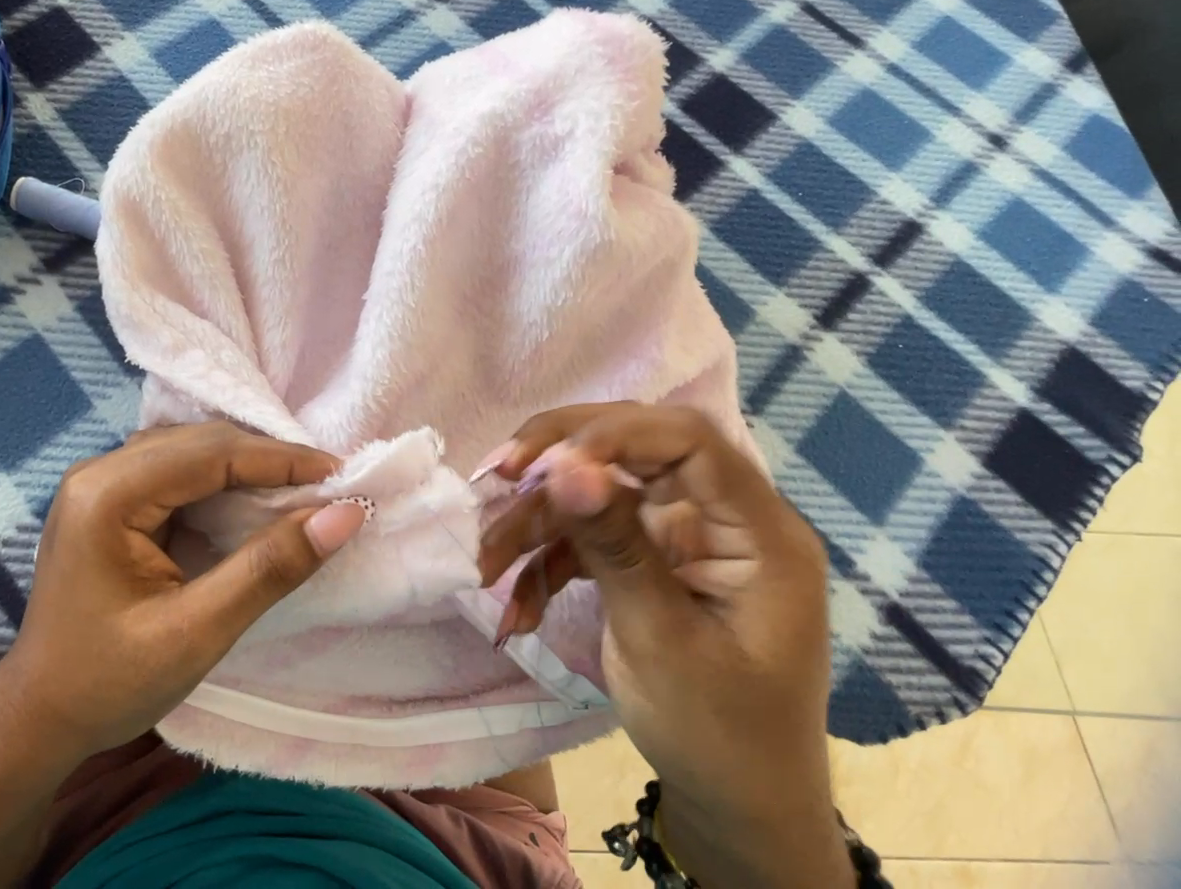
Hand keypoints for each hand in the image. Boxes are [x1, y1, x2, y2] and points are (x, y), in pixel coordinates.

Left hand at [0, 423, 366, 760]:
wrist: (40, 717)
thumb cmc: (111, 682)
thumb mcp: (198, 631)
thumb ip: (268, 568)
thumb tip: (342, 516)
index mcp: (106, 495)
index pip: (209, 453)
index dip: (279, 459)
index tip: (341, 475)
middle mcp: (96, 473)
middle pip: (197, 443)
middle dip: (265, 459)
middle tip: (328, 486)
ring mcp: (97, 485)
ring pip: (186, 452)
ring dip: (243, 467)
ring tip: (300, 490)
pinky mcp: (106, 504)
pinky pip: (172, 474)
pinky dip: (218, 484)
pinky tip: (251, 501)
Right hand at [477, 403, 848, 887]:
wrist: (734, 803)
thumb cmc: (716, 730)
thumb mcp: (659, 638)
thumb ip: (615, 545)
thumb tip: (566, 465)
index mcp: (756, 531)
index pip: (686, 440)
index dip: (611, 435)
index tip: (540, 466)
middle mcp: (718, 518)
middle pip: (631, 451)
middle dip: (555, 463)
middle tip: (494, 478)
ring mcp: (682, 539)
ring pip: (595, 497)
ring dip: (533, 529)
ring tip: (483, 570)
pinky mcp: (650, 561)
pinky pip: (588, 541)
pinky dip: (545, 569)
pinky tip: (516, 614)